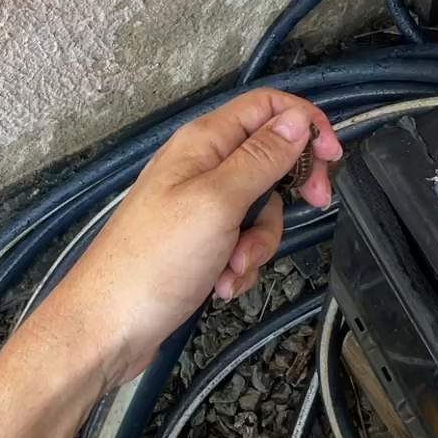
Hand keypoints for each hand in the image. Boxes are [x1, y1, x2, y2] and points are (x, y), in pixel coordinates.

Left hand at [25, 90, 342, 392]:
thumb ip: (261, 157)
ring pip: (263, 205)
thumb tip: (297, 119)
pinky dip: (243, 262)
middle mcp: (204, 165)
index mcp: (205, 142)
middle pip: (272, 155)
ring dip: (261, 239)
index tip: (332, 154)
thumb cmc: (152, 262)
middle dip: (292, 187)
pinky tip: (222, 283)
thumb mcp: (218, 202)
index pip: (268, 107)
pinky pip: (245, 239)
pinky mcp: (202, 240)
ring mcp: (202, 203)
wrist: (106, 330)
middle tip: (313, 204)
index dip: (305, 123)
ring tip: (234, 264)